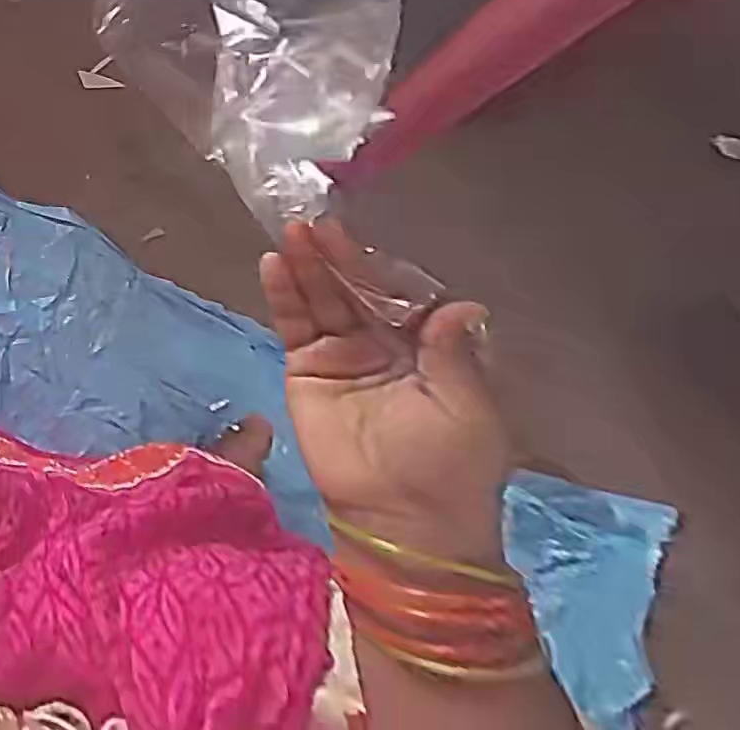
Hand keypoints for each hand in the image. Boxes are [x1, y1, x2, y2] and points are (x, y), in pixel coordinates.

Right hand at [261, 220, 509, 565]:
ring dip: (304, 266)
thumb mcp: (466, 407)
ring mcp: (338, 351)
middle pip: (351, 289)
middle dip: (333, 257)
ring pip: (319, 299)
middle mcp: (378, 341)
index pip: (395, 294)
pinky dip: (282, 294)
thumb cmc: (446, 463)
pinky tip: (273, 265)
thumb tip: (463, 306)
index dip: (374, 265)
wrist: (399, 515)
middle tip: (313, 224)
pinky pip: (293, 323)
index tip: (354, 236)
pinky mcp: (304, 365)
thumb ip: (453, 354)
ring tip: (289, 234)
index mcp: (423, 347)